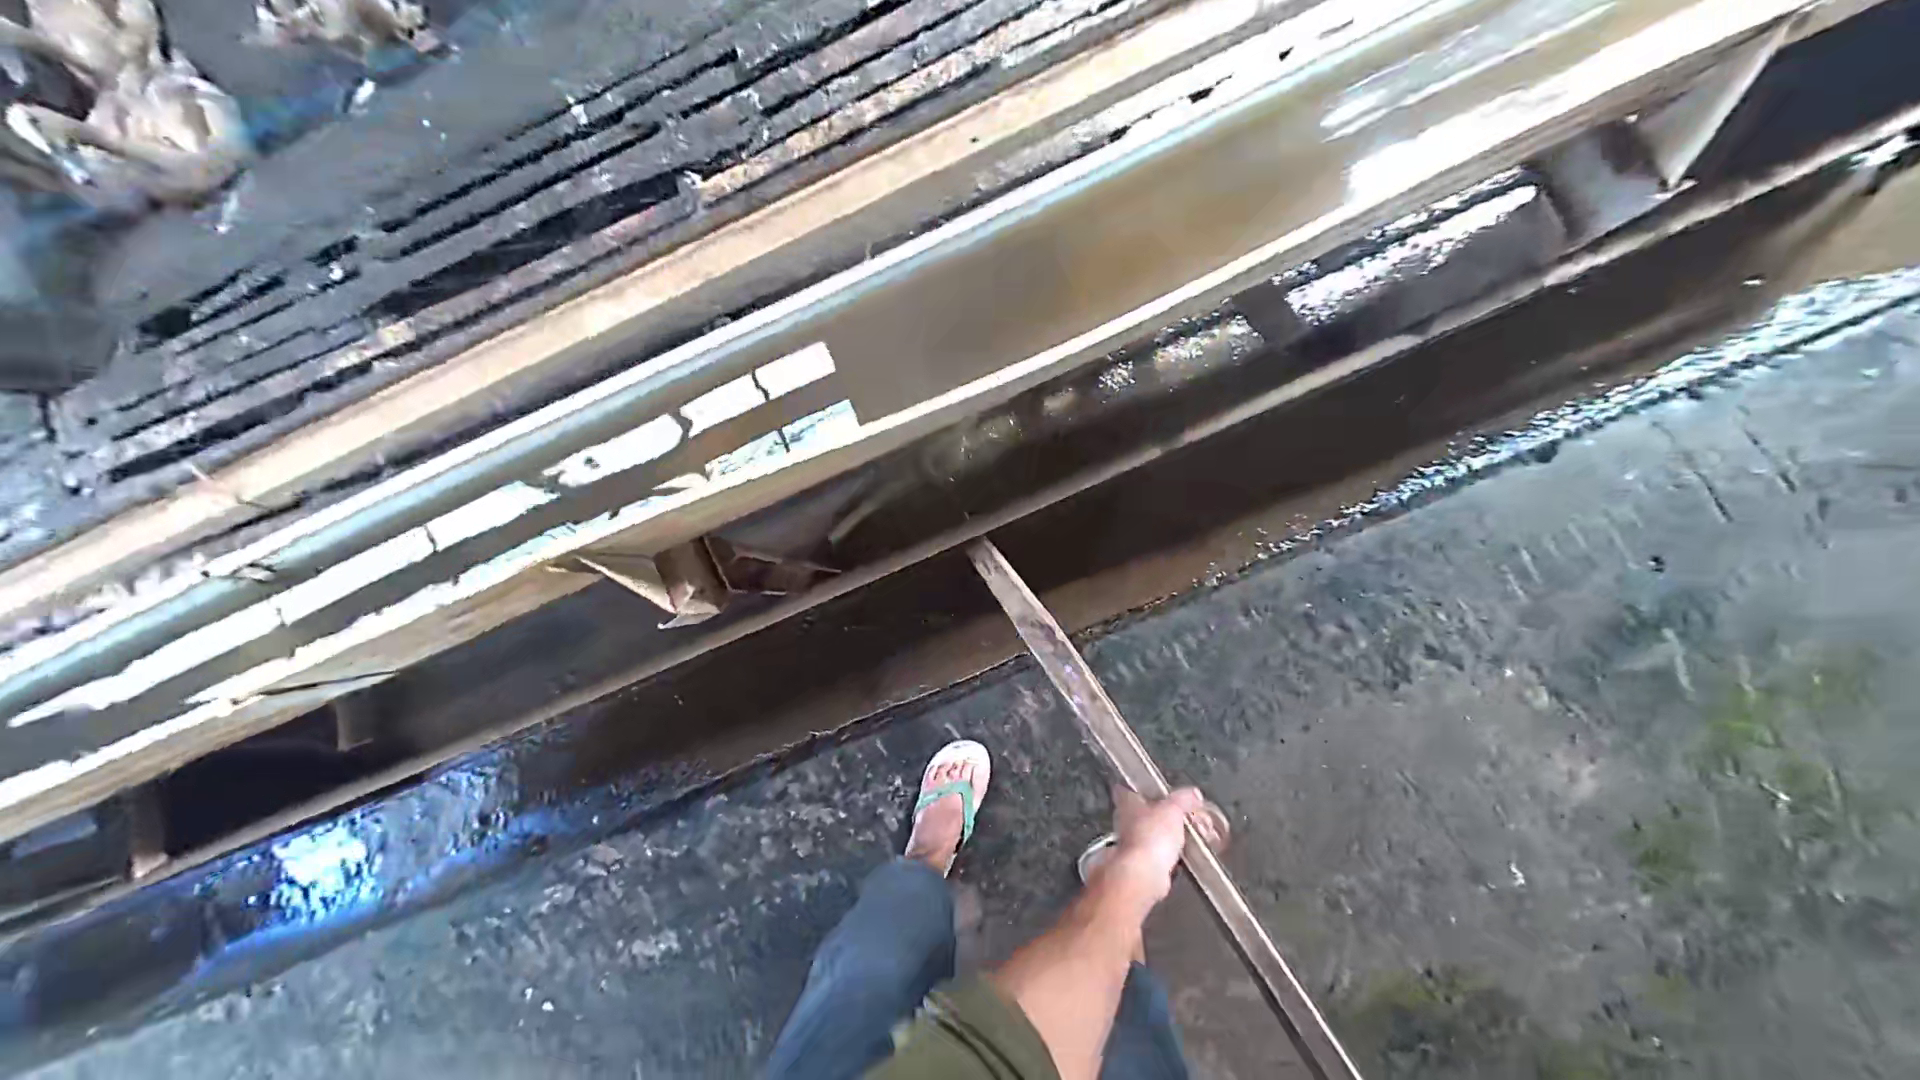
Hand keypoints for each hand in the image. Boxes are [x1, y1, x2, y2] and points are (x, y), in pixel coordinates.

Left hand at [1095, 786, 1224, 909]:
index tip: (1160, 790)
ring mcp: (1136, 843)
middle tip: (1189, 815)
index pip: (1131, 790)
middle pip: (1148, 812)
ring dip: (1174, 835)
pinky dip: (1176, 853)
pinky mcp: (1146, 863)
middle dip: (1168, 814)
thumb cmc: (1150, 836)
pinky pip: (1163, 854)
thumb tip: (1193, 793)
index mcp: (1128, 802)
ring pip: (1157, 834)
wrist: (1145, 874)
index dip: (1145, 789)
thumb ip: (1183, 799)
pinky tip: (1188, 853)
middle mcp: (1127, 821)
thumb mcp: (1173, 809)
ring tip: (1195, 834)